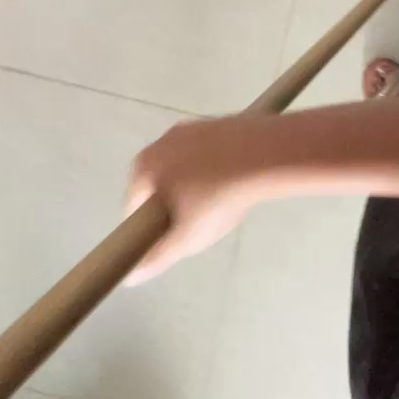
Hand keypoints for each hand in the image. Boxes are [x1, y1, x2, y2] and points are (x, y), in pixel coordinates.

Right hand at [122, 117, 261, 284]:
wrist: (266, 155)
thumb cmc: (217, 198)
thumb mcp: (186, 238)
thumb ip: (156, 258)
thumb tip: (132, 276)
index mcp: (144, 166)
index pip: (135, 207)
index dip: (151, 229)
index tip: (175, 238)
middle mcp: (163, 140)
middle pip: (161, 183)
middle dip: (176, 204)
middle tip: (201, 221)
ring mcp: (194, 126)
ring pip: (188, 167)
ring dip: (199, 185)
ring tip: (223, 202)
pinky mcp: (222, 122)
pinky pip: (212, 153)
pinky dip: (219, 167)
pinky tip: (238, 180)